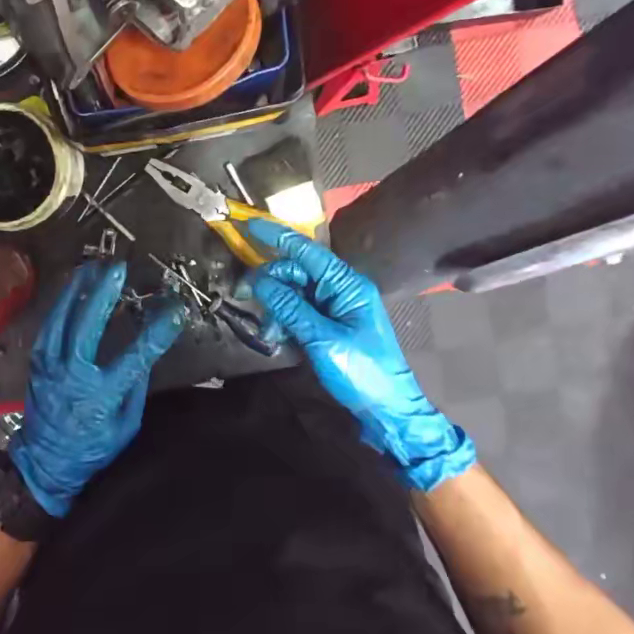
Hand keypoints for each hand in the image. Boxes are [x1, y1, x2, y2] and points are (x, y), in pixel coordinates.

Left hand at [10, 261, 187, 516]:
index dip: (157, 331)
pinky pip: (49, 326)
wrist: (44, 466)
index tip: (175, 309)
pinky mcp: (38, 363)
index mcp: (101, 396)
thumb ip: (135, 387)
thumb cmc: (94, 448)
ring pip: (61, 320)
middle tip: (117, 269)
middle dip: (102, 295)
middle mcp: (73, 377)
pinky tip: (71, 287)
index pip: (135, 356)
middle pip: (86, 327)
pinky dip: (61, 303)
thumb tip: (145, 353)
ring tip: (92, 267)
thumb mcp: (127, 424)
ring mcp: (50, 367)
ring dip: (77, 291)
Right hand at [244, 221, 475, 491]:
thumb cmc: (361, 372)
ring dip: (276, 306)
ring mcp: (336, 307)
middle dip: (271, 281)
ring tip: (269, 332)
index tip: (249, 223)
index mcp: (347, 284)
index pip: (307, 250)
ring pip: (295, 292)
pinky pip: (300, 311)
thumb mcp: (323, 339)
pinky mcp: (329, 324)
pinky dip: (285, 319)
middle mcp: (341, 289)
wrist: (387, 409)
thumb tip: (260, 280)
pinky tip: (278, 337)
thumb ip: (291, 308)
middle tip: (245, 296)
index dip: (278, 236)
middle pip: (297, 271)